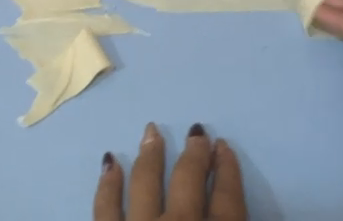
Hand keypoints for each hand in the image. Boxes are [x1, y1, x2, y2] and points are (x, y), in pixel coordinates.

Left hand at [94, 123, 245, 220]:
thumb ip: (236, 220)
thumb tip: (236, 205)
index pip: (228, 201)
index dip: (228, 172)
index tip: (224, 146)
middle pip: (188, 183)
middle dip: (194, 156)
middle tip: (196, 131)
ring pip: (145, 185)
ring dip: (150, 157)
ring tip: (152, 132)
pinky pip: (106, 209)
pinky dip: (107, 185)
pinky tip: (110, 162)